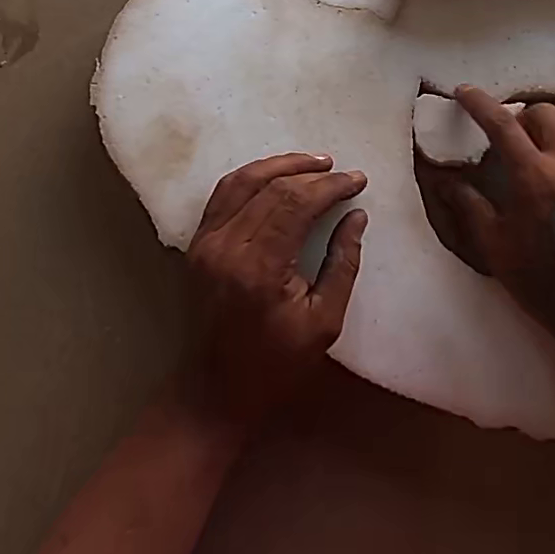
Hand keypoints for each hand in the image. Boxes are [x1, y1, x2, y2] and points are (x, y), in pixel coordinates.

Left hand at [183, 153, 367, 427]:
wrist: (215, 391)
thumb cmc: (277, 364)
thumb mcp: (325, 321)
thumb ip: (343, 263)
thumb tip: (356, 215)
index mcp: (259, 268)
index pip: (297, 204)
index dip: (330, 186)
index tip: (357, 180)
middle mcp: (226, 246)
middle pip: (272, 188)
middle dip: (313, 174)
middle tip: (342, 172)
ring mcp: (206, 242)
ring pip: (243, 181)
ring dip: (280, 165)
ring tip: (314, 162)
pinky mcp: (197, 243)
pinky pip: (223, 194)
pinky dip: (251, 176)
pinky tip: (275, 175)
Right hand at [419, 86, 554, 359]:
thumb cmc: (542, 285)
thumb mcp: (494, 247)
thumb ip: (469, 205)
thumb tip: (445, 180)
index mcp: (533, 178)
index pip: (501, 123)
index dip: (479, 102)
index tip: (465, 92)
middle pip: (544, 113)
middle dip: (521, 116)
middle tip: (510, 134)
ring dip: (554, 125)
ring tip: (543, 144)